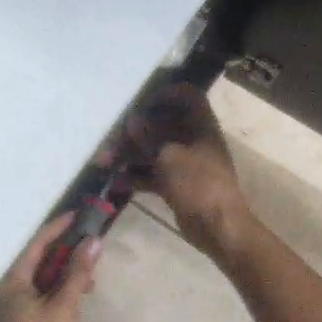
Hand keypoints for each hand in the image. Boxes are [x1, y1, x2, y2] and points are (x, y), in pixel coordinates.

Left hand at [0, 212, 100, 321]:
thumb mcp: (65, 306)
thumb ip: (78, 272)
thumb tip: (93, 241)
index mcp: (11, 284)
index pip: (36, 246)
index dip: (58, 228)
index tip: (80, 214)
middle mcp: (7, 293)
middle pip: (37, 262)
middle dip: (65, 251)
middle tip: (90, 241)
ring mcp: (14, 311)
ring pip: (42, 280)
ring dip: (66, 272)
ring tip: (90, 274)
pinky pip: (43, 297)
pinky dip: (61, 290)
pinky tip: (79, 295)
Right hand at [126, 84, 257, 261]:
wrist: (218, 227)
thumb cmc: (198, 184)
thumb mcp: (169, 156)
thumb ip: (149, 136)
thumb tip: (133, 120)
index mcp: (200, 125)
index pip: (187, 97)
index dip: (165, 95)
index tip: (140, 103)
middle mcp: (194, 140)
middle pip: (162, 126)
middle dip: (134, 132)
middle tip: (109, 140)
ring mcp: (186, 164)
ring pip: (154, 152)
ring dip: (129, 156)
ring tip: (102, 163)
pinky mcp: (178, 186)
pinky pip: (154, 175)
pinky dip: (136, 178)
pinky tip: (115, 184)